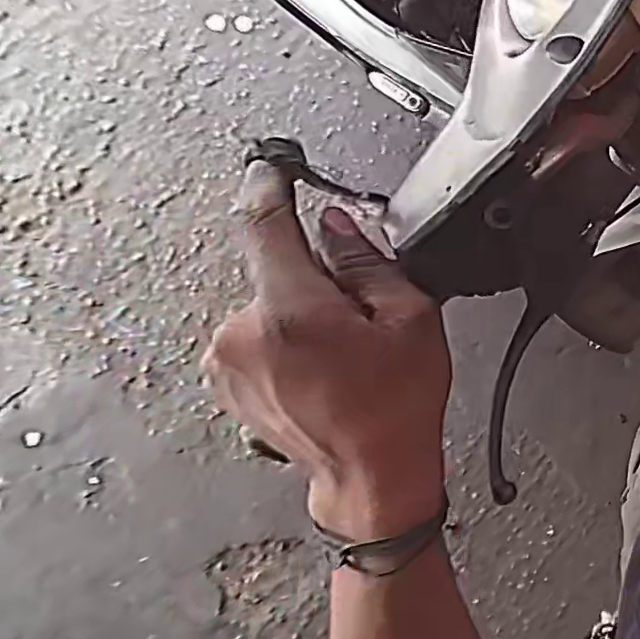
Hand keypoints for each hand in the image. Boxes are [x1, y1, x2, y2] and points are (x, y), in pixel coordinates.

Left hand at [203, 162, 452, 538]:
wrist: (371, 471)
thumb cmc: (397, 404)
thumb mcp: (411, 321)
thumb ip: (370, 265)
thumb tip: (339, 228)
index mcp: (293, 310)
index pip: (265, 225)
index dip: (270, 187)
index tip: (271, 167)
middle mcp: (244, 332)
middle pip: (280, 273)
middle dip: (322, 282)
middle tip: (366, 323)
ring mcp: (229, 360)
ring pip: (272, 307)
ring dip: (307, 315)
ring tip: (349, 358)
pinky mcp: (227, 382)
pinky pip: (259, 337)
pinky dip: (290, 341)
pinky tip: (327, 372)